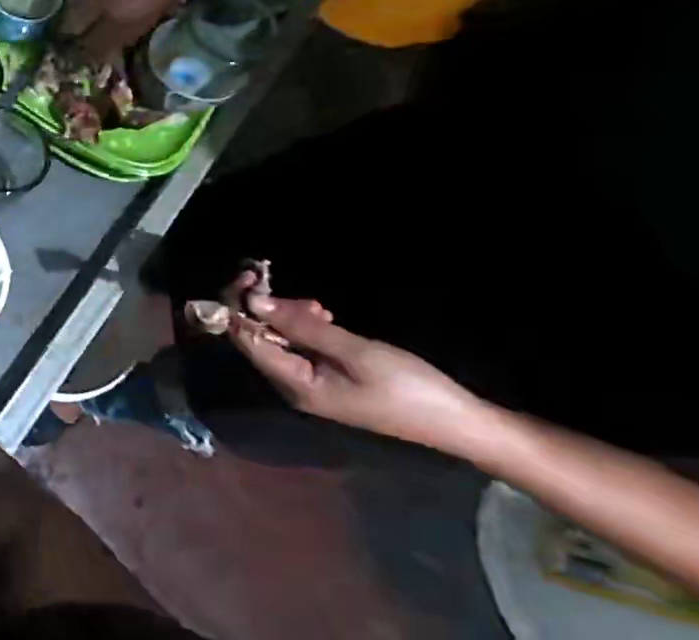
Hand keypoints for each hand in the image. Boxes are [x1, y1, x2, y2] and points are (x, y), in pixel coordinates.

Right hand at [61, 0, 247, 63]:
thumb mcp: (166, 4)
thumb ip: (137, 23)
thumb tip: (118, 34)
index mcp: (128, 16)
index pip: (97, 45)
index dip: (94, 50)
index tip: (96, 48)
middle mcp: (103, 0)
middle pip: (75, 26)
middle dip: (79, 32)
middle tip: (86, 29)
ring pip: (71, 3)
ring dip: (77, 9)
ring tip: (87, 7)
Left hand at [229, 292, 502, 457]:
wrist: (460, 422)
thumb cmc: (408, 387)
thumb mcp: (353, 351)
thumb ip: (300, 327)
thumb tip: (254, 301)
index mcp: (292, 385)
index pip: (244, 339)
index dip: (238, 305)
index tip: (251, 276)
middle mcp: (291, 386)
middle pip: (256, 337)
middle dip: (265, 307)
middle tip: (290, 289)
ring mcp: (308, 383)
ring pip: (278, 338)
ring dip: (289, 316)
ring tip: (319, 307)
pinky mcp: (325, 378)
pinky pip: (299, 346)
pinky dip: (304, 328)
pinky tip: (324, 317)